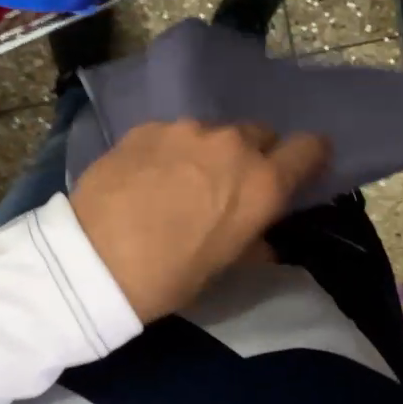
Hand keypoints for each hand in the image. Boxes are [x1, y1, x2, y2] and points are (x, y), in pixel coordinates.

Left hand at [69, 121, 329, 321]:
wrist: (92, 261)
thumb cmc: (168, 277)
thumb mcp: (222, 269)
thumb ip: (253, 244)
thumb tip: (263, 241)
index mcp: (263, 183)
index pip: (310, 147)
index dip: (309, 156)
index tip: (300, 168)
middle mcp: (232, 145)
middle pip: (260, 134)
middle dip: (253, 155)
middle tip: (230, 184)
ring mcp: (188, 130)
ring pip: (214, 132)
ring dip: (209, 152)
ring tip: (182, 180)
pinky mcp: (148, 126)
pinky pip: (174, 133)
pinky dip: (171, 150)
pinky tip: (148, 176)